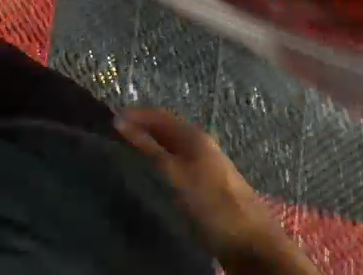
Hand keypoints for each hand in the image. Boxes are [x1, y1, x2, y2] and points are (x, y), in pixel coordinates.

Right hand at [117, 108, 313, 274]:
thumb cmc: (211, 204)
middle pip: (165, 129)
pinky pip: (178, 164)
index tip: (107, 120)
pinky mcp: (208, 187)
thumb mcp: (175, 174)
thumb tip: (118, 120)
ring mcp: (207, 166)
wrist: (255, 248)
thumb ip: (147, 147)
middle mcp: (202, 145)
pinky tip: (151, 175)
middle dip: (140, 129)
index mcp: (195, 136)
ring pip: (171, 148)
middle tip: (113, 137)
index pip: (157, 114)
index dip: (133, 114)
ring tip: (126, 154)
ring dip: (149, 147)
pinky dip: (160, 163)